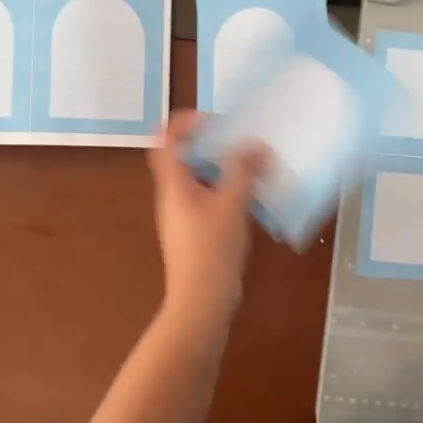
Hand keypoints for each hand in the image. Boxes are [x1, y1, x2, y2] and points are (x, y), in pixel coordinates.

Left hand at [147, 112, 266, 324]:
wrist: (202, 300)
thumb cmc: (211, 249)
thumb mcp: (232, 205)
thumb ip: (244, 171)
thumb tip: (256, 145)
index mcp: (174, 183)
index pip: (166, 138)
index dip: (186, 122)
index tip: (217, 123)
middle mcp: (173, 196)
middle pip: (184, 157)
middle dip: (213, 144)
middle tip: (242, 142)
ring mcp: (183, 215)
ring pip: (199, 179)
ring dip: (223, 168)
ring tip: (254, 167)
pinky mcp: (196, 232)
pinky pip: (209, 199)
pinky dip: (227, 191)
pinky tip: (252, 199)